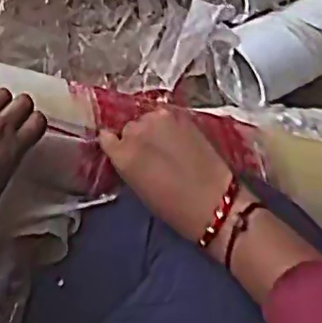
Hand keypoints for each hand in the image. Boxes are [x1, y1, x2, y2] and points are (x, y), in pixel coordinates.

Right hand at [99, 108, 234, 242]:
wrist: (215, 203)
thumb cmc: (174, 208)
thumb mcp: (139, 187)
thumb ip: (126, 162)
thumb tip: (124, 150)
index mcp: (121, 154)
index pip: (106, 136)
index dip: (116, 143)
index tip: (124, 150)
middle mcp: (133, 131)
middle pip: (128, 127)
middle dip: (136, 137)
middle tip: (151, 152)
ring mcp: (155, 119)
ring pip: (146, 119)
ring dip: (152, 129)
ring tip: (168, 144)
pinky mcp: (176, 114)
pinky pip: (164, 115)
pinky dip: (168, 124)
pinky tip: (178, 137)